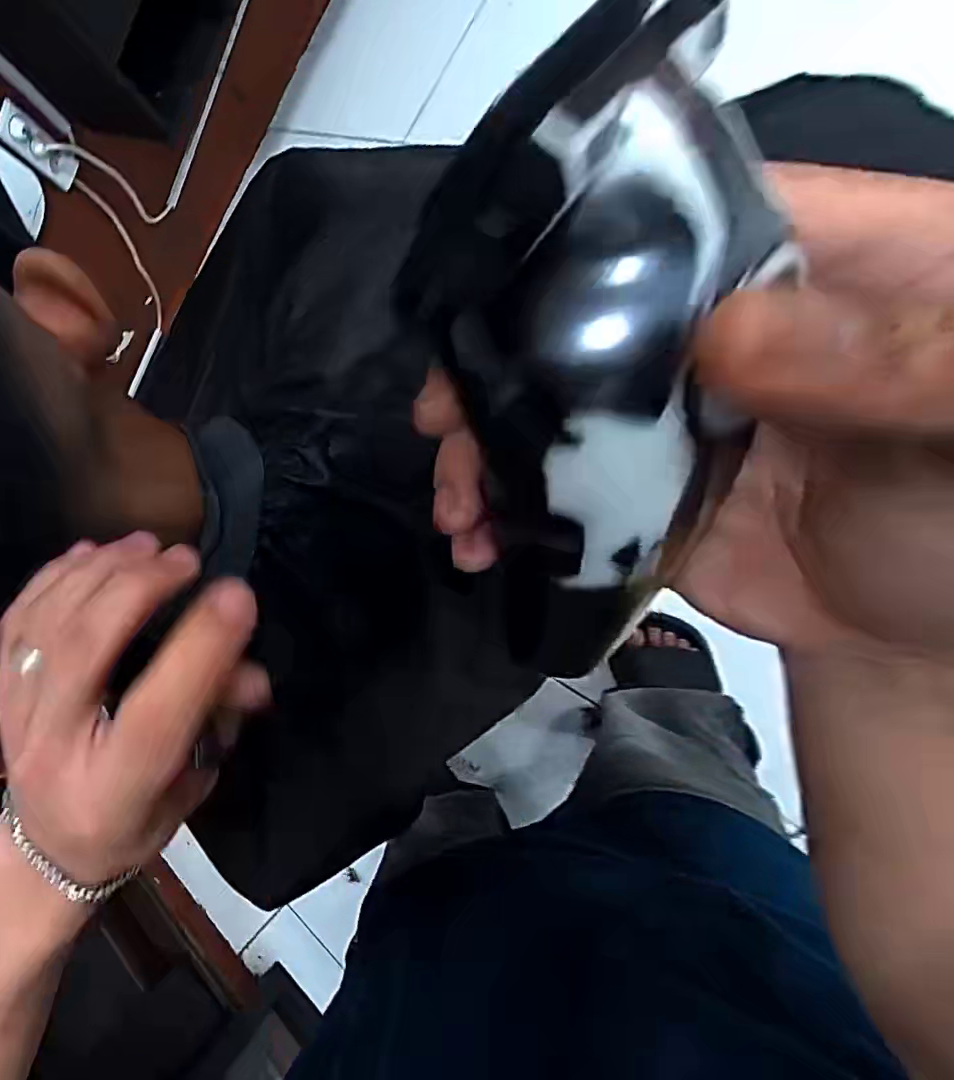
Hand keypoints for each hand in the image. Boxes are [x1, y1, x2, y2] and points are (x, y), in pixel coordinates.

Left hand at [0, 534, 270, 887]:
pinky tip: (86, 553)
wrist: (45, 844)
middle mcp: (53, 744)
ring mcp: (16, 712)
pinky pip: (17, 617)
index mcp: (110, 787)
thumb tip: (253, 671)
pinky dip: (52, 575)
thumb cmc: (126, 824)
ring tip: (143, 545)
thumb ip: (215, 727)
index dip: (197, 649)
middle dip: (137, 589)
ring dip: (97, 571)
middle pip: (85, 648)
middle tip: (182, 558)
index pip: (155, 711)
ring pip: (47, 623)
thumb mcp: (184, 790)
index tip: (233, 593)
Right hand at [418, 164, 953, 663]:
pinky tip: (478, 543)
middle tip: (440, 423)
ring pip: (535, 414)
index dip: (580, 253)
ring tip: (457, 513)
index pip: (685, 227)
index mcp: (818, 278)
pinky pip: (538, 491)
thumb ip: (896, 361)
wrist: (948, 632)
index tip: (489, 310)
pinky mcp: (621, 490)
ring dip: (477, 461)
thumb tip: (728, 334)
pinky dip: (495, 517)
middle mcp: (719, 339)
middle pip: (571, 329)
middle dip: (487, 377)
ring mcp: (660, 421)